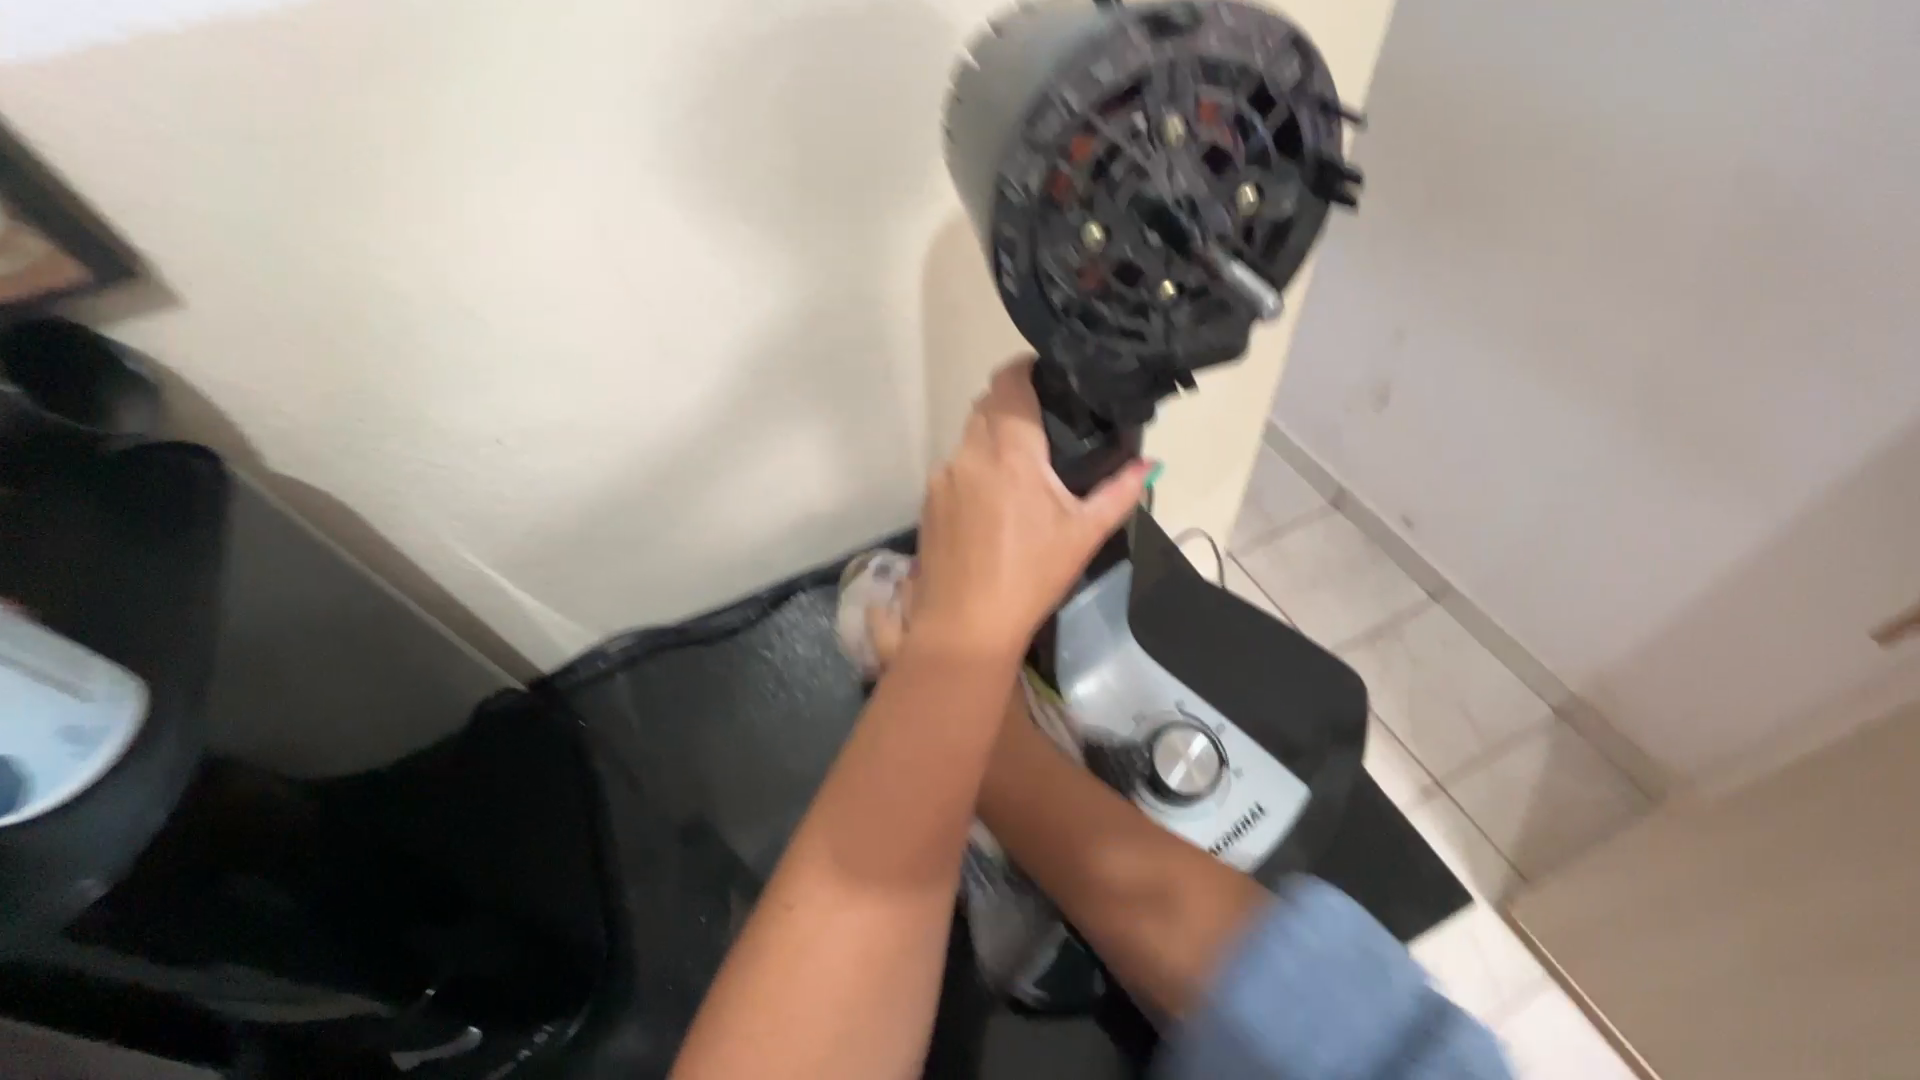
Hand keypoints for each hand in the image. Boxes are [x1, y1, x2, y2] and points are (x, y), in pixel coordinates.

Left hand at [910, 358, 1150, 659]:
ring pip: (968, 437)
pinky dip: (975, 469)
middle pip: (986, 406)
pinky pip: (954, 468)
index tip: (1047, 375)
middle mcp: (969, 453)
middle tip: (1045, 423)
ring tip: (1022, 467)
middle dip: (1013, 404)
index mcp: (1010, 452)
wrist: (965, 625)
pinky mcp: (928, 501)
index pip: (1009, 383)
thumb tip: (1149, 464)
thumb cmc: (1030, 576)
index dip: (1026, 369)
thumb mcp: (1083, 535)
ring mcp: (942, 477)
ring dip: (993, 439)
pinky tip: (993, 502)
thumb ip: (1120, 492)